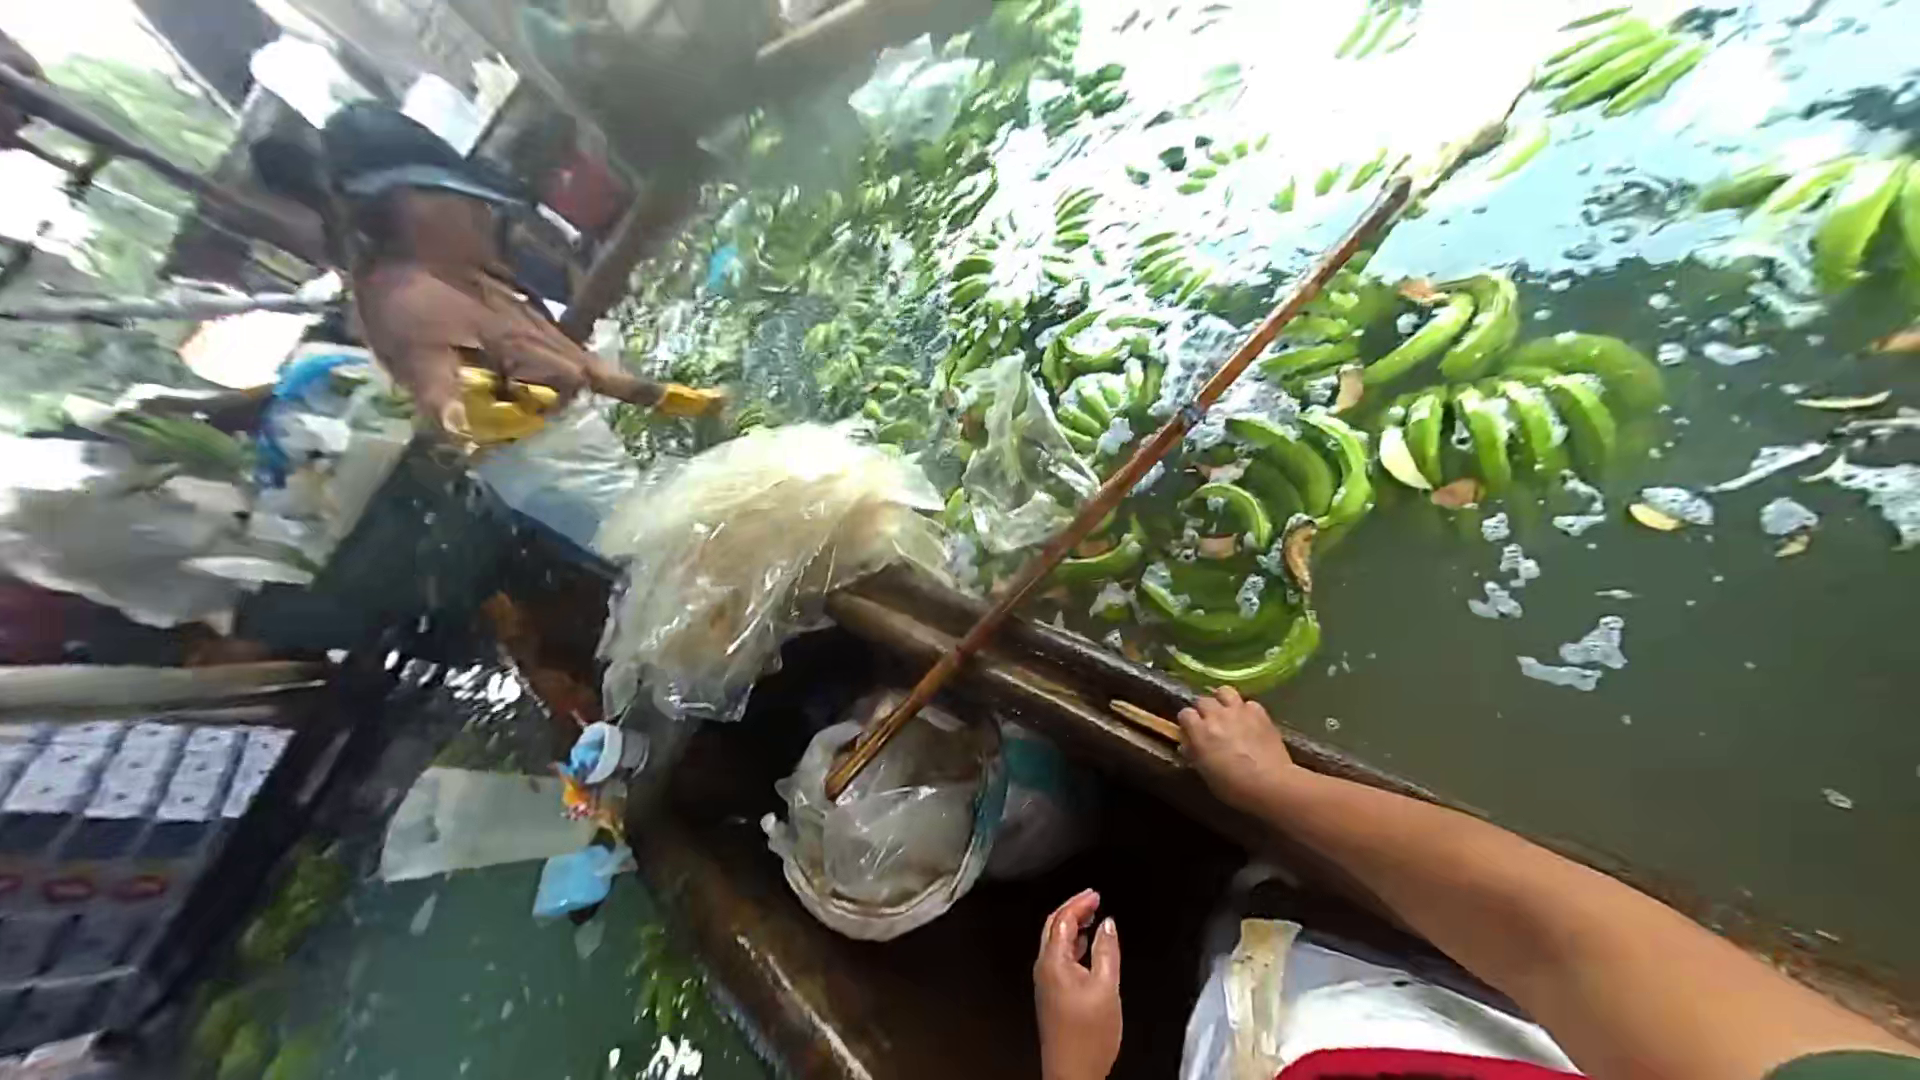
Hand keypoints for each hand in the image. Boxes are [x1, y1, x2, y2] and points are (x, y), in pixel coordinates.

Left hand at [1033, 889, 1120, 1079]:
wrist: (1072, 1075)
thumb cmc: (1089, 1034)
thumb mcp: (1106, 988)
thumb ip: (1107, 951)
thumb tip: (1108, 923)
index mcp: (1053, 960)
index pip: (1063, 919)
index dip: (1079, 903)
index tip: (1095, 894)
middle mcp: (1044, 966)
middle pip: (1054, 926)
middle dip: (1073, 909)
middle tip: (1093, 900)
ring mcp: (1045, 980)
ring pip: (1055, 941)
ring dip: (1072, 925)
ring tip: (1093, 917)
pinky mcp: (1051, 993)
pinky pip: (1059, 956)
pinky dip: (1072, 943)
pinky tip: (1086, 947)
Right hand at [1177, 687, 1297, 813]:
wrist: (1271, 784)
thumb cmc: (1234, 786)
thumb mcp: (1205, 773)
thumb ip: (1194, 754)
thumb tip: (1187, 745)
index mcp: (1200, 731)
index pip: (1185, 714)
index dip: (1187, 722)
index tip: (1191, 731)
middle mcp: (1216, 715)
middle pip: (1203, 700)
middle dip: (1203, 710)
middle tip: (1209, 723)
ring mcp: (1239, 712)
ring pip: (1225, 692)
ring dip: (1223, 700)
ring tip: (1226, 711)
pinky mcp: (1260, 713)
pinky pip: (1249, 703)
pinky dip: (1247, 710)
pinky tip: (1249, 720)